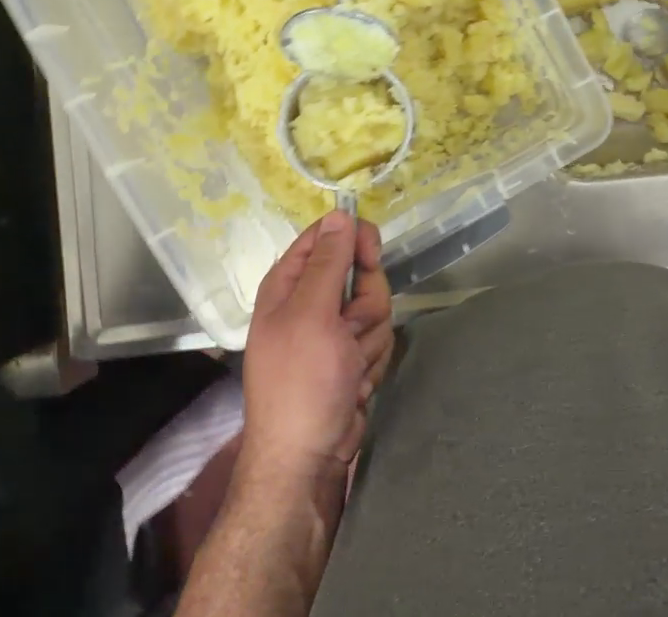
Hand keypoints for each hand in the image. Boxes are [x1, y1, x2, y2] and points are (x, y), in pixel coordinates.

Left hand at [243, 211, 393, 478]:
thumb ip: (329, 262)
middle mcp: (310, 303)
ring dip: (370, 338)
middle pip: (360, 274)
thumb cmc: (301, 382)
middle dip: (366, 304)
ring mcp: (333, 332)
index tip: (370, 255)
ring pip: (376, 307)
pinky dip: (373, 360)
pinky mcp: (352, 356)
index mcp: (289, 285)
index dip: (352, 241)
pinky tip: (356, 382)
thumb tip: (340, 213)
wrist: (308, 455)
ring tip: (349, 366)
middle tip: (349, 329)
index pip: (326, 237)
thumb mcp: (313, 314)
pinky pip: (379, 338)